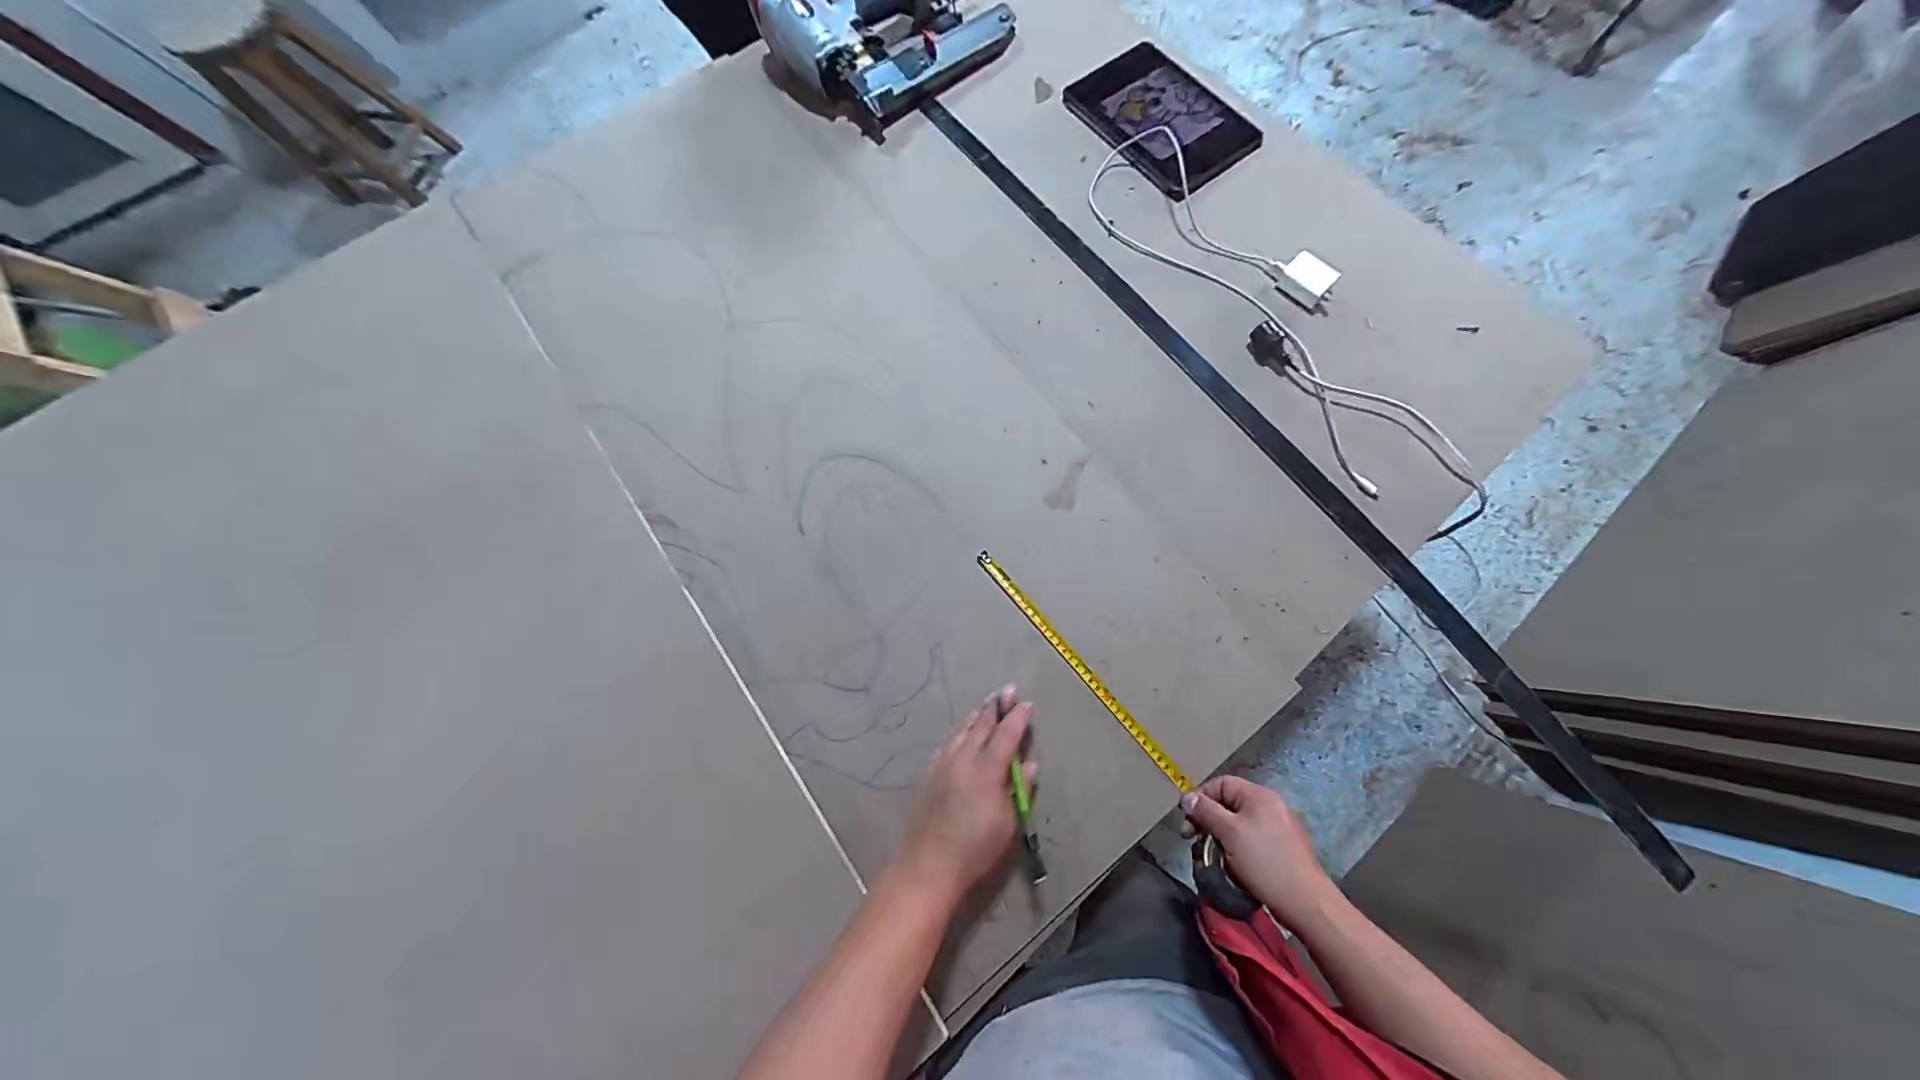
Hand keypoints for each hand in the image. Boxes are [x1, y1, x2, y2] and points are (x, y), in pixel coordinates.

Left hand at [897, 684, 1036, 898]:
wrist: (928, 865)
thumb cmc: (976, 849)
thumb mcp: (1008, 825)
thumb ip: (1019, 790)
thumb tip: (1029, 765)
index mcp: (986, 770)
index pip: (1006, 735)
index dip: (1018, 719)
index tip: (1027, 705)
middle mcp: (963, 760)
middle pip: (981, 725)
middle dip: (996, 706)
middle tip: (1008, 690)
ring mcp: (942, 764)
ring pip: (962, 730)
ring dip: (977, 715)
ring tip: (987, 704)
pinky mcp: (929, 773)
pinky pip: (947, 742)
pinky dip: (959, 731)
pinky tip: (962, 730)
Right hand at [1181, 776, 1337, 925]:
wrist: (1306, 903)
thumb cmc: (1265, 862)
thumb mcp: (1229, 833)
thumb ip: (1205, 811)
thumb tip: (1187, 797)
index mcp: (1259, 796)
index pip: (1220, 784)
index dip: (1200, 797)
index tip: (1187, 821)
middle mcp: (1270, 806)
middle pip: (1228, 803)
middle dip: (1207, 819)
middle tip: (1193, 839)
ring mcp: (1278, 827)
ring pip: (1237, 823)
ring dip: (1219, 835)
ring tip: (1212, 854)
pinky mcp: (1281, 847)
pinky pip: (1250, 838)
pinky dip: (1236, 846)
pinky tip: (1232, 862)